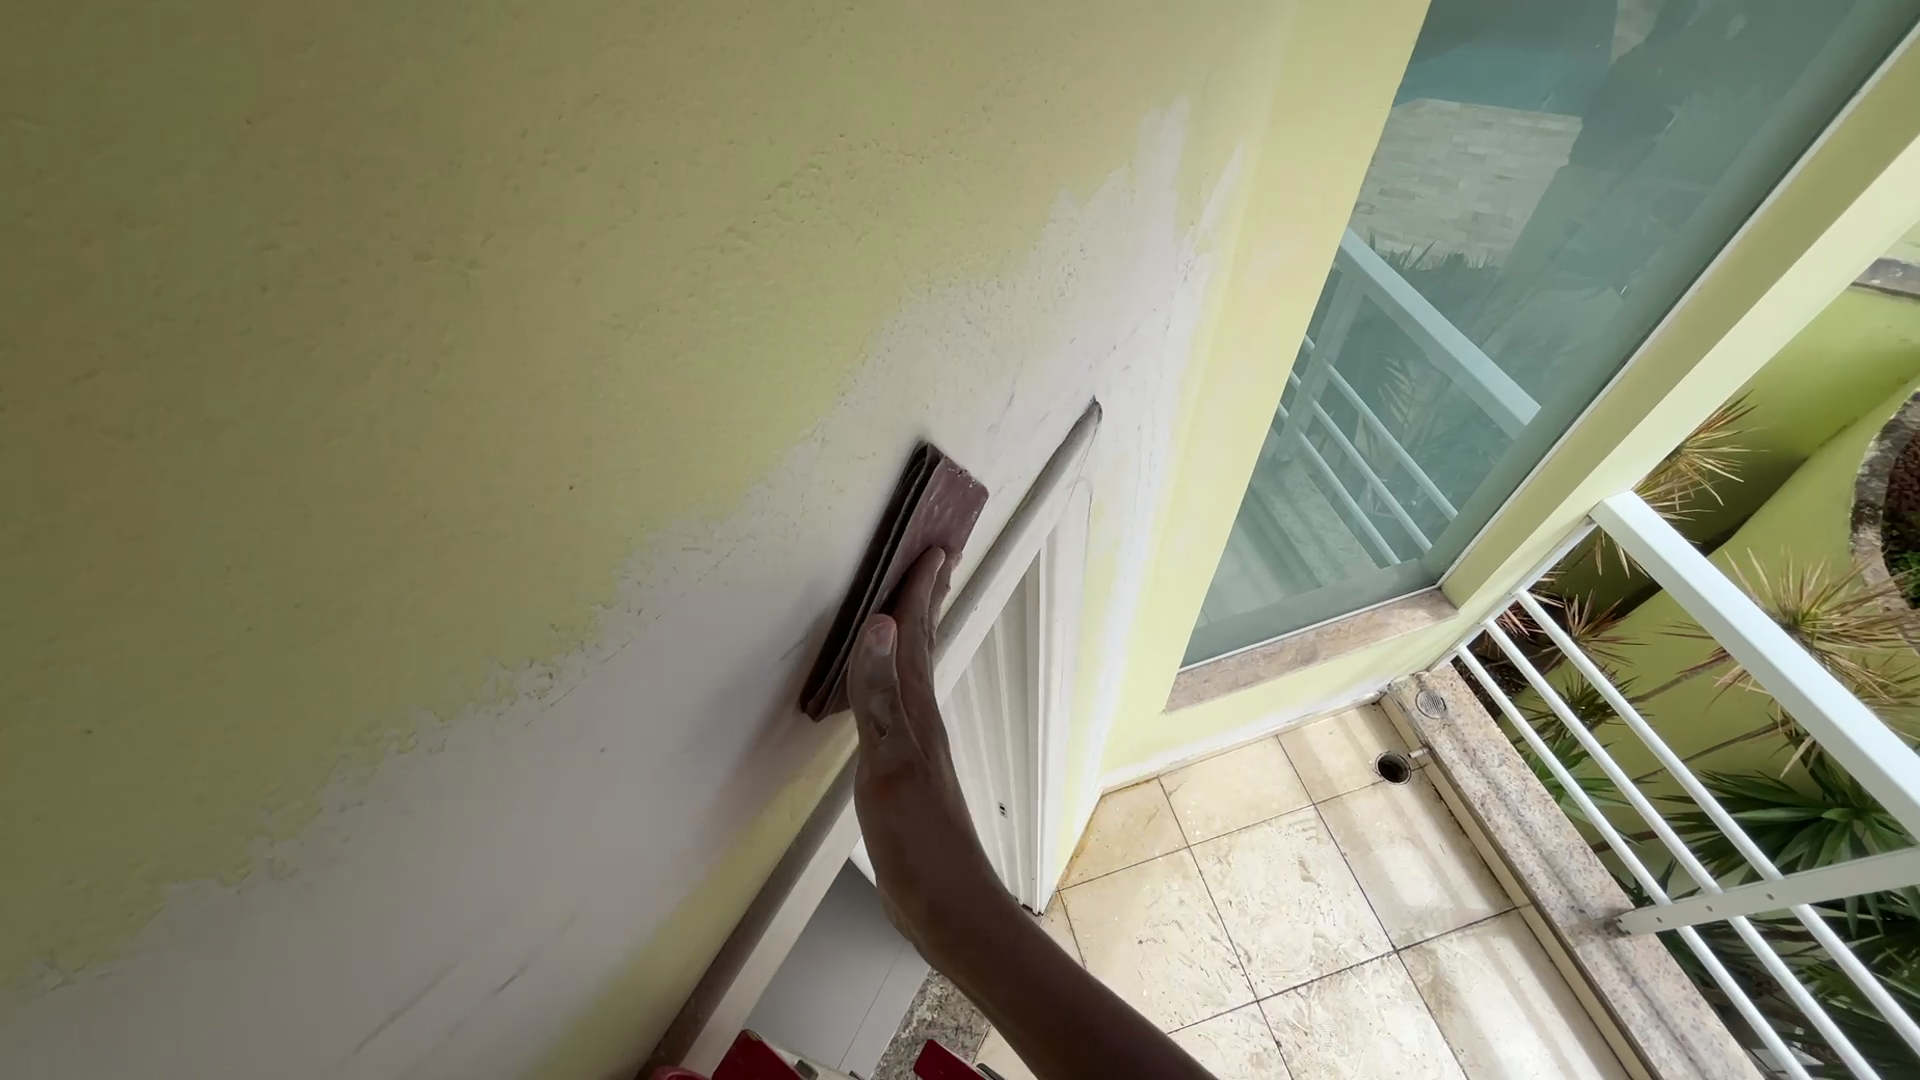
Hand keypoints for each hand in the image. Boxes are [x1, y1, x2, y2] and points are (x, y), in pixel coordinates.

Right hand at [849, 547, 1013, 967]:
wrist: (947, 904)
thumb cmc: (916, 839)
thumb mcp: (889, 763)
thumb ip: (880, 694)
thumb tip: (879, 624)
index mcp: (918, 709)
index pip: (917, 635)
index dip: (921, 591)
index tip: (933, 546)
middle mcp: (924, 717)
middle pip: (926, 646)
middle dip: (928, 601)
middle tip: (937, 561)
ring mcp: (920, 744)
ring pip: (917, 672)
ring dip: (916, 634)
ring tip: (911, 611)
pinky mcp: (910, 770)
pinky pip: (903, 702)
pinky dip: (898, 677)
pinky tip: (891, 689)